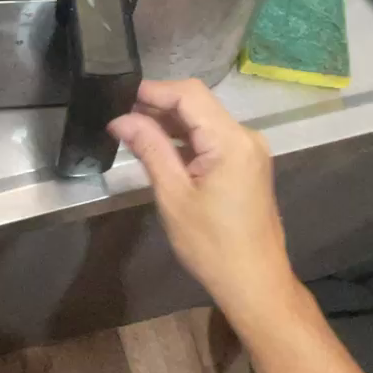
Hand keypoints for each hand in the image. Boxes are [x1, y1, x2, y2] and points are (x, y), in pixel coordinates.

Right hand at [108, 80, 293, 314]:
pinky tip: (159, 148)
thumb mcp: (173, 196)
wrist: (254, 282)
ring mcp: (249, 150)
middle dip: (158, 106)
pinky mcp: (246, 163)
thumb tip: (121, 120)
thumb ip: (150, 149)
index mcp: (231, 141)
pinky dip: (185, 139)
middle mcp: (246, 137)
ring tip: (132, 132)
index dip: (153, 91)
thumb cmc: (212, 245)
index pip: (189, 95)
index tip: (118, 98)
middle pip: (198, 103)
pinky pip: (212, 138)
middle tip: (119, 118)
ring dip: (170, 122)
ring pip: (204, 120)